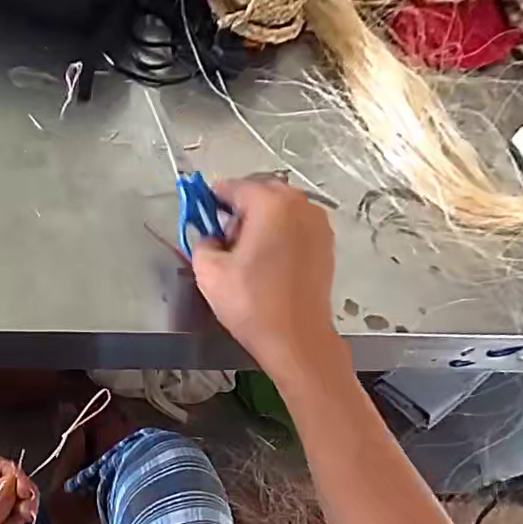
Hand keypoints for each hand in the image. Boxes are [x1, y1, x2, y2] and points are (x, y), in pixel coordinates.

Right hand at [190, 178, 340, 378]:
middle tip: (218, 234)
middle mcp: (301, 207)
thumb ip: (201, 243)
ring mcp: (318, 225)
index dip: (213, 195)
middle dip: (238, 207)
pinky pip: (294, 227)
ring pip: (281, 210)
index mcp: (272, 206)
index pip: (237, 187)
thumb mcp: (209, 272)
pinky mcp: (324, 245)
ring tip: (241, 250)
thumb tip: (207, 238)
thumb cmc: (250, 302)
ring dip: (258, 220)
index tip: (198, 204)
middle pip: (263, 194)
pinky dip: (276, 233)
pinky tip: (262, 260)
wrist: (293, 336)